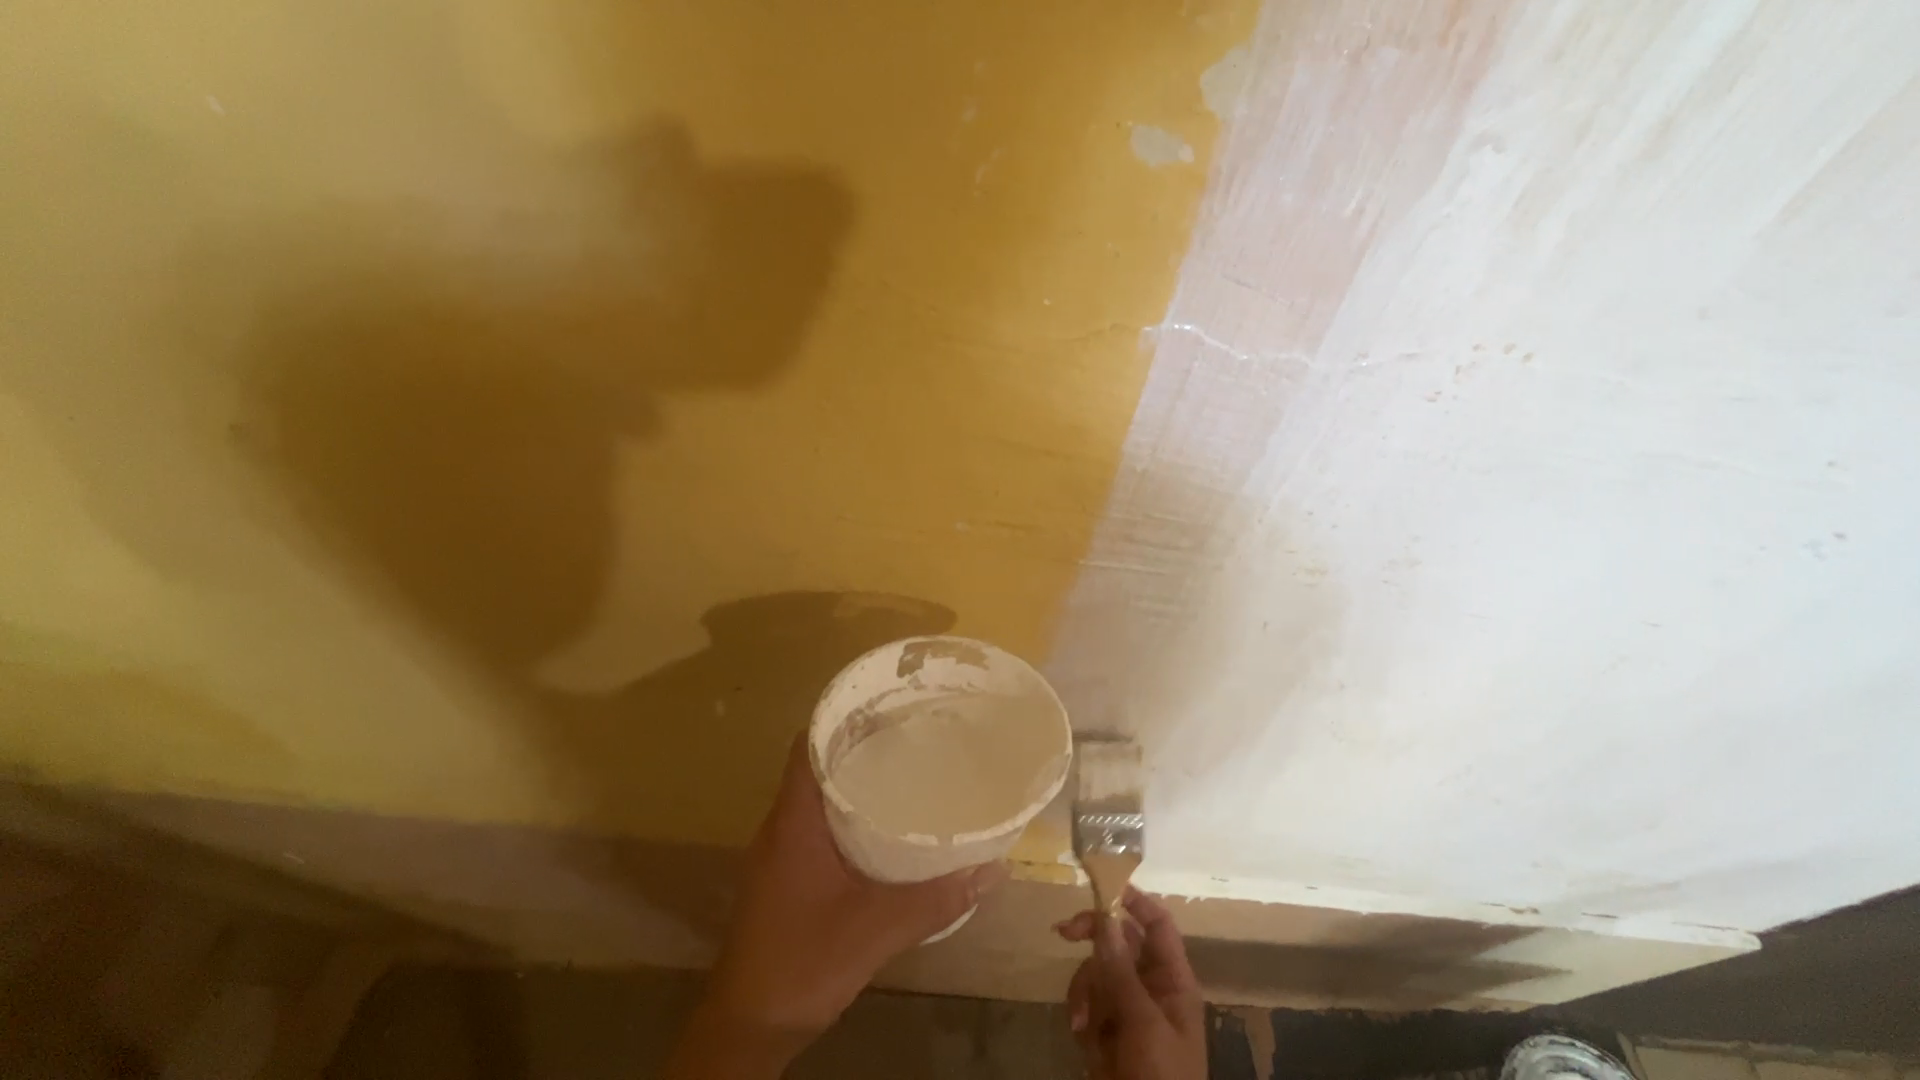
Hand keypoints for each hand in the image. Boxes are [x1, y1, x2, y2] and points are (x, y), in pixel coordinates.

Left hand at [669, 736, 1009, 1077]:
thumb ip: (936, 899)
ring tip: (908, 769)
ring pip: (819, 797)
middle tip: (913, 732)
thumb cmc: (803, 962)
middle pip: (817, 764)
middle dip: (860, 743)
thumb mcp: (876, 929)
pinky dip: (851, 815)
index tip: (886, 701)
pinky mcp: (788, 878)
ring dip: (855, 780)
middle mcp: (782, 827)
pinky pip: (820, 826)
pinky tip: (887, 829)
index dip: (842, 715)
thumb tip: (995, 868)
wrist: (750, 1025)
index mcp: (794, 821)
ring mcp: (782, 853)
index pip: (809, 744)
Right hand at [1054, 889, 1207, 1079]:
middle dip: (1092, 941)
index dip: (1133, 900)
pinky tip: (1083, 1039)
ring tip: (1082, 1024)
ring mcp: (1127, 1010)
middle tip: (1063, 931)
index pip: (1157, 924)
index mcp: (1172, 981)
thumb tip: (1105, 918)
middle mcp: (1150, 987)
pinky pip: (1086, 1003)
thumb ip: (1120, 971)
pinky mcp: (1106, 1031)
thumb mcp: (1143, 1023)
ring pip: (1096, 972)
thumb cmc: (1161, 1077)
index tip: (1100, 883)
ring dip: (1084, 990)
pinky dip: (1080, 1015)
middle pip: (1118, 942)